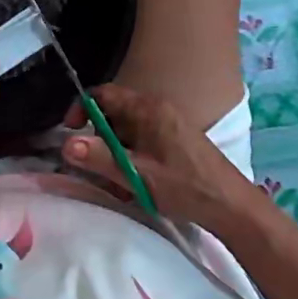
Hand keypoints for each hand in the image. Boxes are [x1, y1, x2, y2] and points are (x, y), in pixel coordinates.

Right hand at [59, 84, 254, 230]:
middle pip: (115, 111)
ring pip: (128, 128)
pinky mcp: (176, 138)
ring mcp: (169, 122)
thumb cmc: (184, 185)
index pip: (104, 94)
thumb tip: (66, 144)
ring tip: (119, 179)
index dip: (82, 108)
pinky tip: (137, 181)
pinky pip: (143, 138)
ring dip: (116, 150)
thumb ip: (101, 158)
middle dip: (99, 136)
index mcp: (148, 108)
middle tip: (97, 164)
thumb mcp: (137, 174)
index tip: (70, 131)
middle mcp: (158, 108)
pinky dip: (132, 155)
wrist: (231, 204)